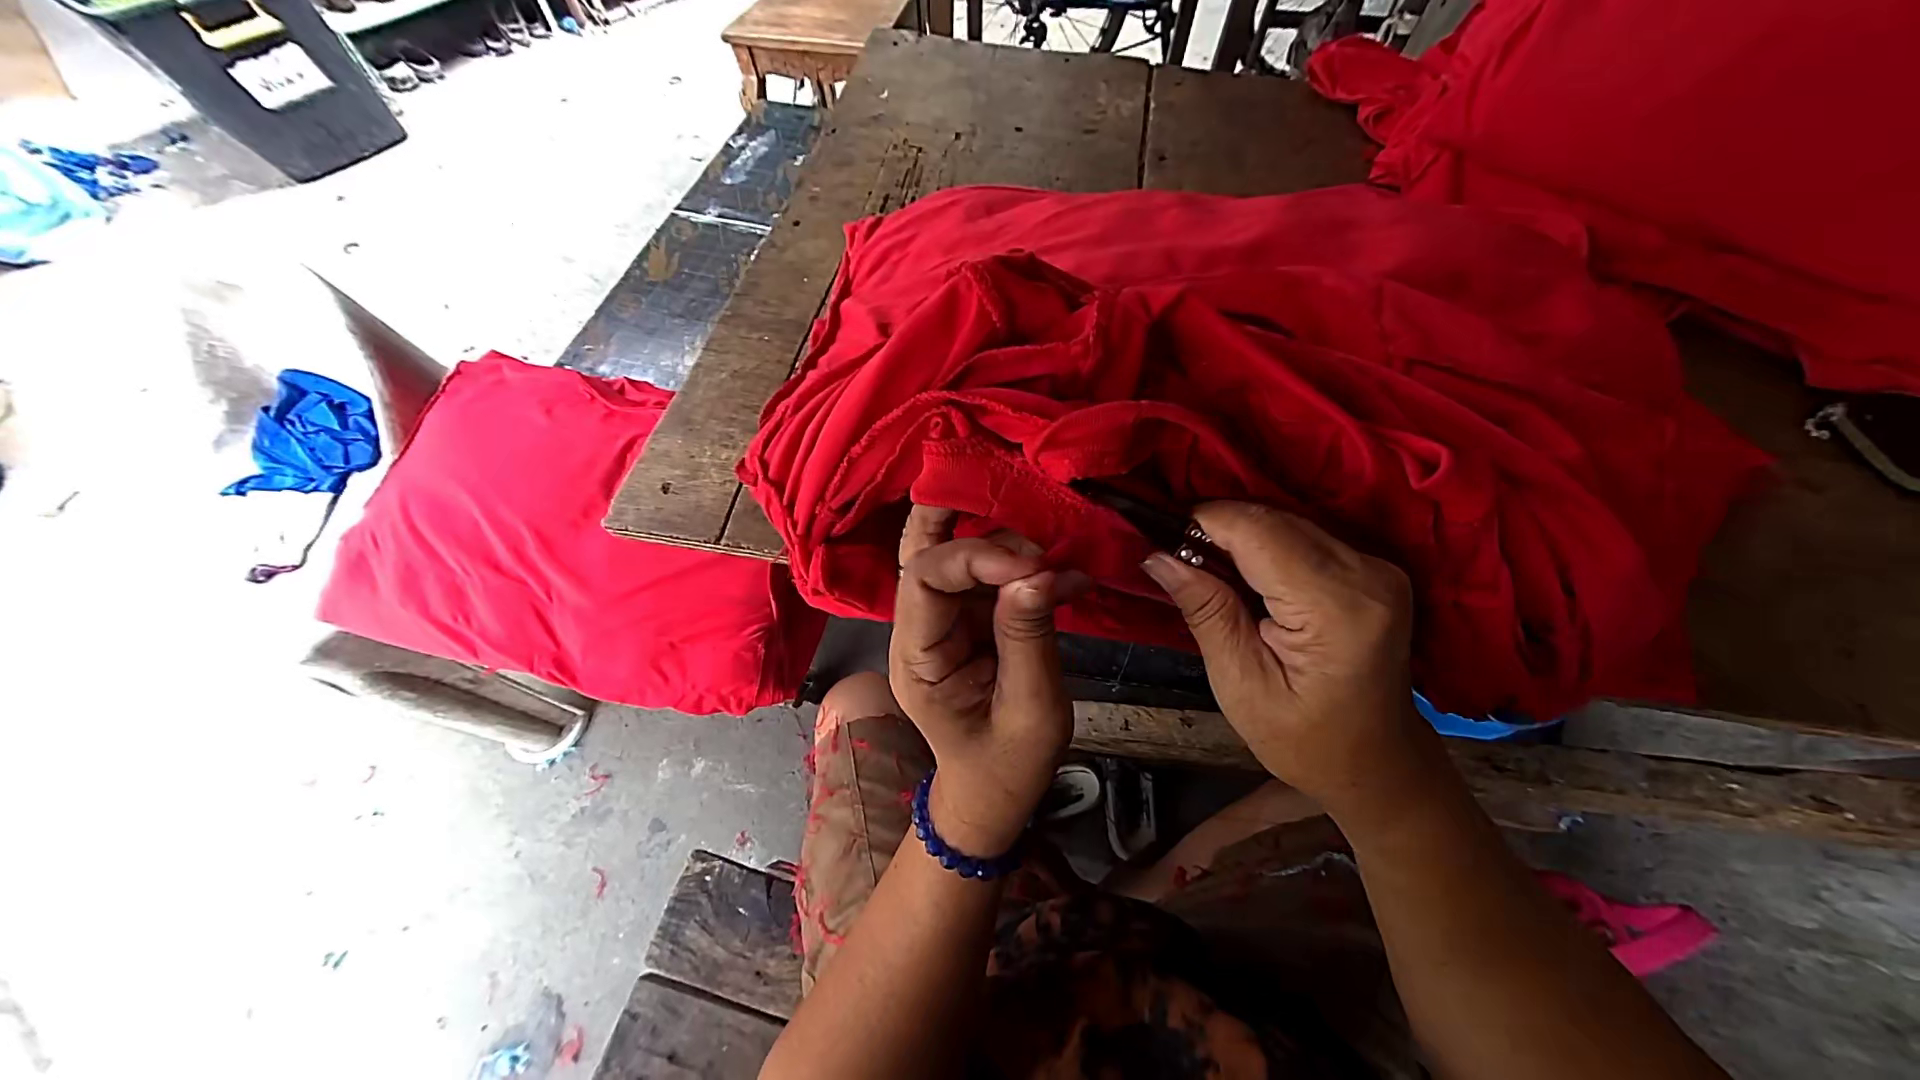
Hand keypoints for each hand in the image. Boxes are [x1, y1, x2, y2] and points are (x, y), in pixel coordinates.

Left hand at [890, 505, 1086, 856]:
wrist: (993, 794)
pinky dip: (1023, 564)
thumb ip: (1028, 639)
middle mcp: (919, 628)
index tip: (1032, 564)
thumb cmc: (1006, 766)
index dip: (972, 557)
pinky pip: (988, 576)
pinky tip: (1065, 570)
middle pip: (919, 551)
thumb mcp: (1030, 712)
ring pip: (955, 554)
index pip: (923, 582)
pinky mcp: (971, 620)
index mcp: (915, 658)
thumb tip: (1037, 572)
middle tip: (1002, 485)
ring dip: (1002, 537)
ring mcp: (944, 621)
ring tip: (1054, 541)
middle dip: (954, 512)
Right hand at [1141, 501, 1438, 819]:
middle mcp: (1367, 574)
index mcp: (1337, 608)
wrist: (1375, 762)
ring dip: (1238, 536)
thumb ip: (1206, 611)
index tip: (1162, 539)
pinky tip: (1244, 575)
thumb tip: (1159, 556)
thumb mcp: (1240, 684)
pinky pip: (1303, 534)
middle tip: (1178, 560)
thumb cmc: (1304, 740)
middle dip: (1217, 529)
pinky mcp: (1373, 567)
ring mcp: (1377, 567)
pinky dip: (1263, 544)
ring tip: (1206, 570)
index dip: (1204, 523)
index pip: (1259, 531)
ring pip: (1286, 520)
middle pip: (1273, 519)